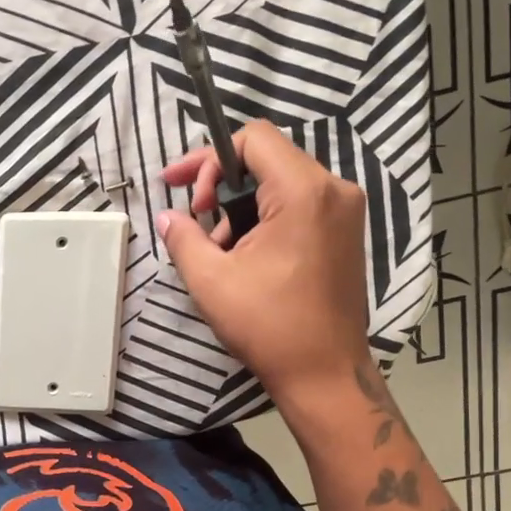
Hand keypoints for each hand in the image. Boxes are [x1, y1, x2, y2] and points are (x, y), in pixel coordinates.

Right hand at [157, 121, 371, 403]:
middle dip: (220, 185)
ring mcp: (345, 211)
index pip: (253, 139)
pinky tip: (244, 256)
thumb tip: (166, 217)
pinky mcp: (345, 232)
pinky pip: (298, 205)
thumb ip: (183, 239)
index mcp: (303, 192)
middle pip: (267, 158)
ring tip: (218, 251)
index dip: (207, 158)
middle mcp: (333, 189)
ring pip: (280, 183)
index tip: (178, 189)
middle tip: (192, 220)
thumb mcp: (211, 281)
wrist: (323, 371)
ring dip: (239, 207)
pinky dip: (264, 220)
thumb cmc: (268, 326)